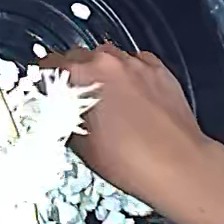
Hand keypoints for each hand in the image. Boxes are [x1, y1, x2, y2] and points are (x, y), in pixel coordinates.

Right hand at [41, 43, 223, 207]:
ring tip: (103, 96)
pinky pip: (135, 63)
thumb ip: (64, 118)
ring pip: (108, 57)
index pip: (51, 62)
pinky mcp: (160, 71)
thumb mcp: (81, 143)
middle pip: (79, 55)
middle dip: (72, 72)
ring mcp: (137, 64)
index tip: (42, 82)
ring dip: (101, 71)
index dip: (43, 73)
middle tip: (71, 95)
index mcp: (84, 75)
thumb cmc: (130, 160)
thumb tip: (58, 112)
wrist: (181, 167)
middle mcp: (110, 62)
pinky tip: (130, 95)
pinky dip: (128, 74)